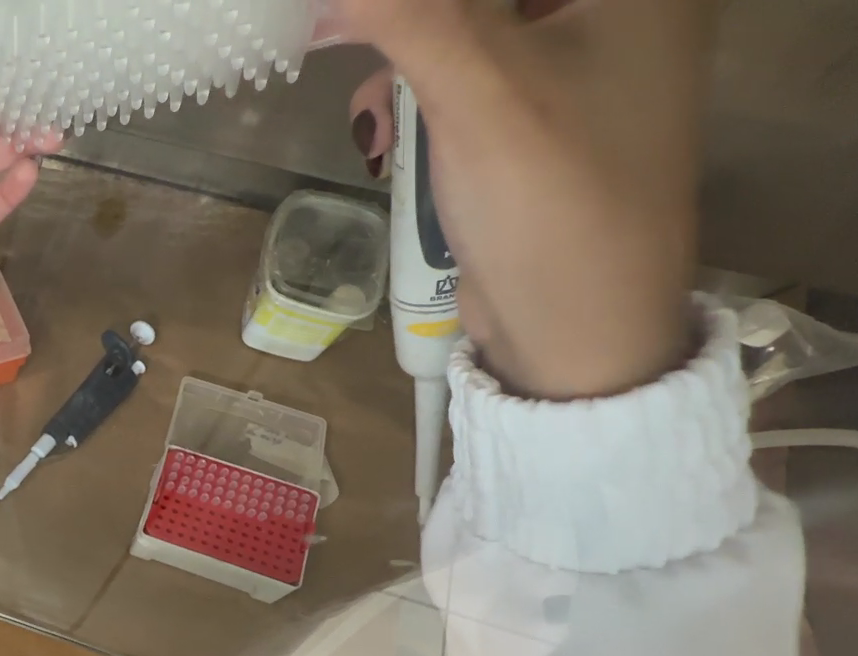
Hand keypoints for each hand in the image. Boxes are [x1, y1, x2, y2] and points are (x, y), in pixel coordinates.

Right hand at [333, 0, 714, 399]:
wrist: (573, 326)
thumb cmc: (550, 201)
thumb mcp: (478, 94)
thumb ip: (410, 18)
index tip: (345, 14)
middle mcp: (610, 12)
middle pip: (481, 2)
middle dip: (405, 28)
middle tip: (341, 43)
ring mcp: (573, 71)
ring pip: (463, 36)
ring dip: (403, 66)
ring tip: (375, 115)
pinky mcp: (533, 123)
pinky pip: (461, 85)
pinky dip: (416, 104)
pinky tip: (389, 137)